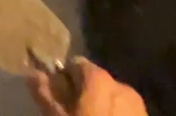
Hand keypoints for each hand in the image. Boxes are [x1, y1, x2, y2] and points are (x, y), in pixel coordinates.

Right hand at [26, 58, 146, 115]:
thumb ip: (44, 93)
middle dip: (83, 95)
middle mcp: (122, 87)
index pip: (76, 65)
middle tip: (72, 115)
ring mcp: (141, 109)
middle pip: (96, 83)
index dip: (64, 79)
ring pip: (112, 101)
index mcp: (100, 79)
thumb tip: (34, 74)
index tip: (58, 98)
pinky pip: (125, 115)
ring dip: (100, 110)